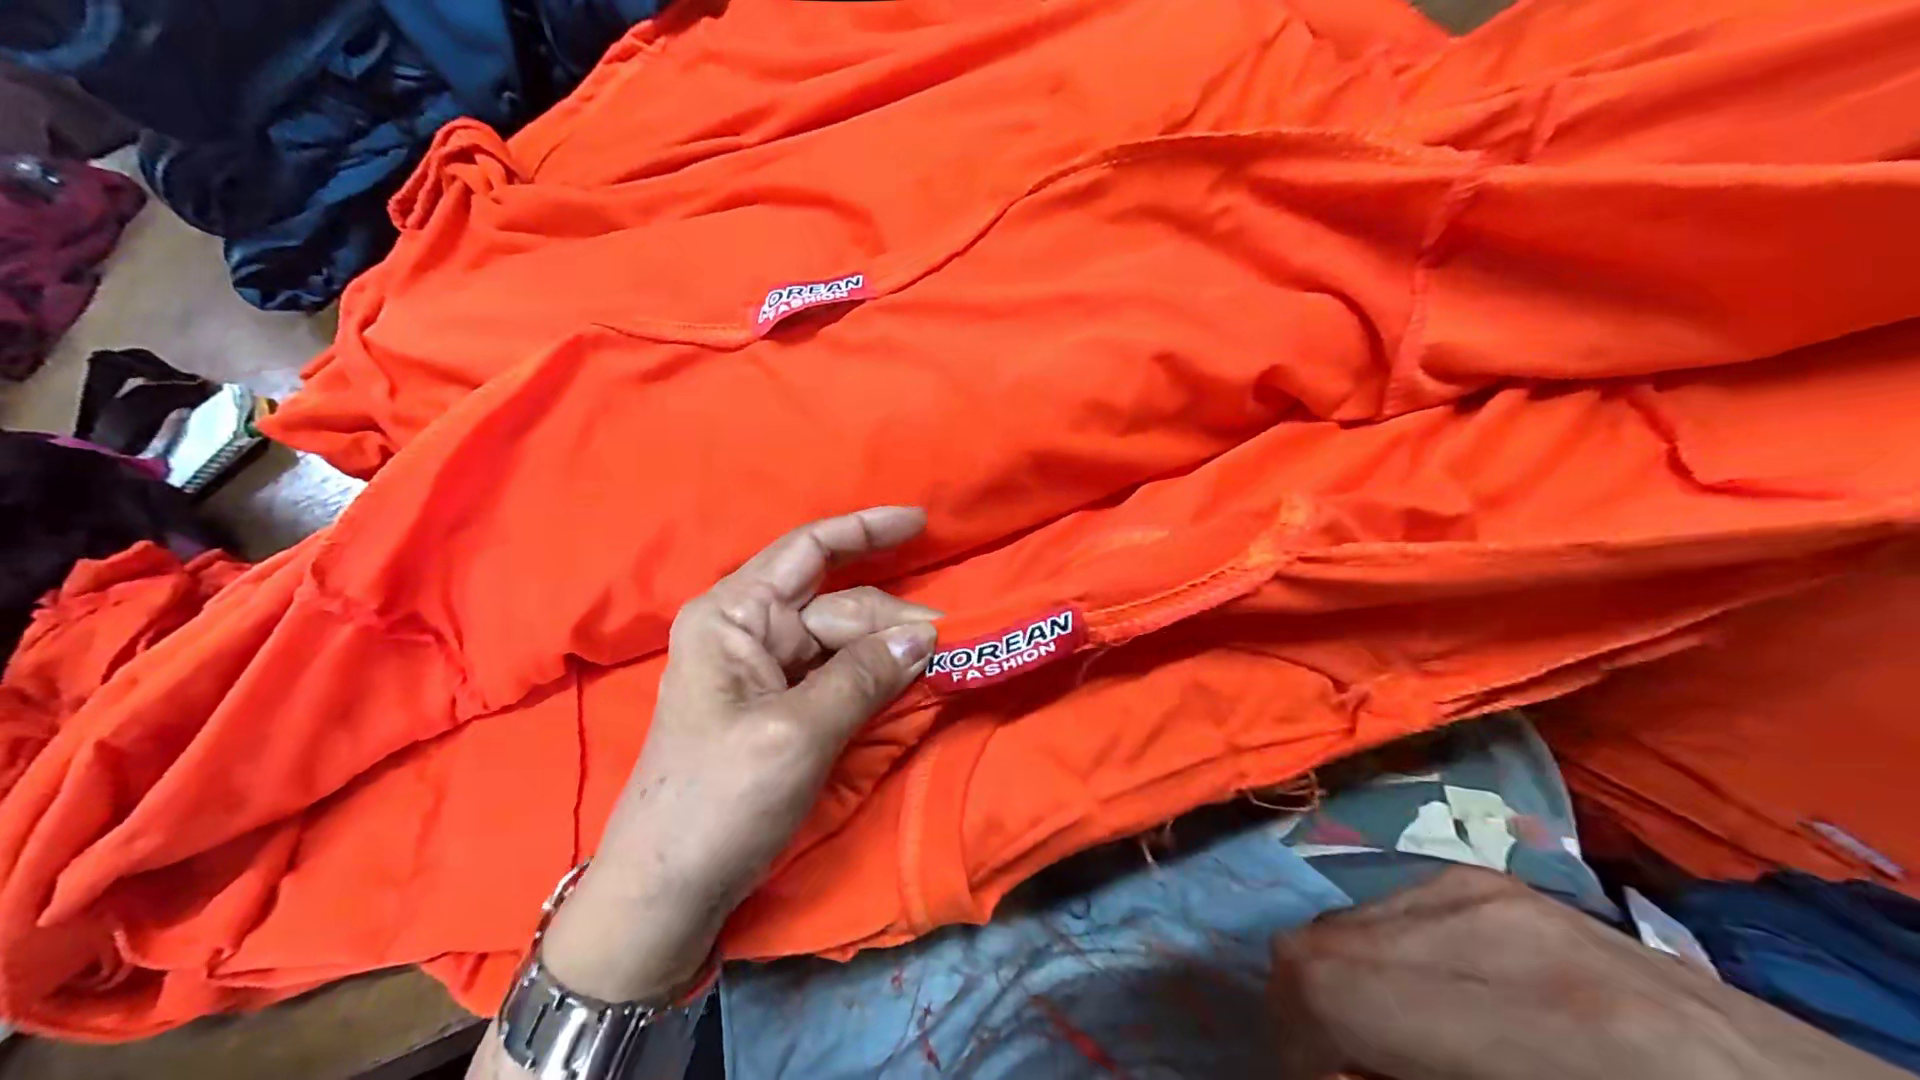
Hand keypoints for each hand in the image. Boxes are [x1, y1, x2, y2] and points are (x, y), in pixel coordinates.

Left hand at [540, 507, 938, 1001]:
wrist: (669, 890)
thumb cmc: (719, 800)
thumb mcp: (796, 732)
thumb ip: (862, 676)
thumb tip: (925, 634)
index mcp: (734, 616)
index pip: (807, 551)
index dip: (865, 530)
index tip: (921, 521)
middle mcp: (748, 631)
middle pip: (836, 604)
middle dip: (891, 616)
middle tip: (950, 640)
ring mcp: (765, 672)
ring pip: (843, 642)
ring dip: (889, 648)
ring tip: (938, 662)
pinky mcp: (781, 707)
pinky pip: (839, 675)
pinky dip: (875, 675)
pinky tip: (908, 678)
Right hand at [1267, 867, 1904, 1079]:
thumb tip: (1320, 1065)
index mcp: (1543, 1018)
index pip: (1327, 981)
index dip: (1292, 1044)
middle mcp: (1500, 922)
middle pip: (1319, 940)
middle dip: (1310, 1017)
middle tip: (1348, 1070)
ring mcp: (1498, 886)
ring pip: (1342, 919)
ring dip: (1343, 986)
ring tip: (1391, 1042)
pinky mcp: (1497, 879)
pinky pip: (1386, 909)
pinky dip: (1378, 961)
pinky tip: (1426, 1007)